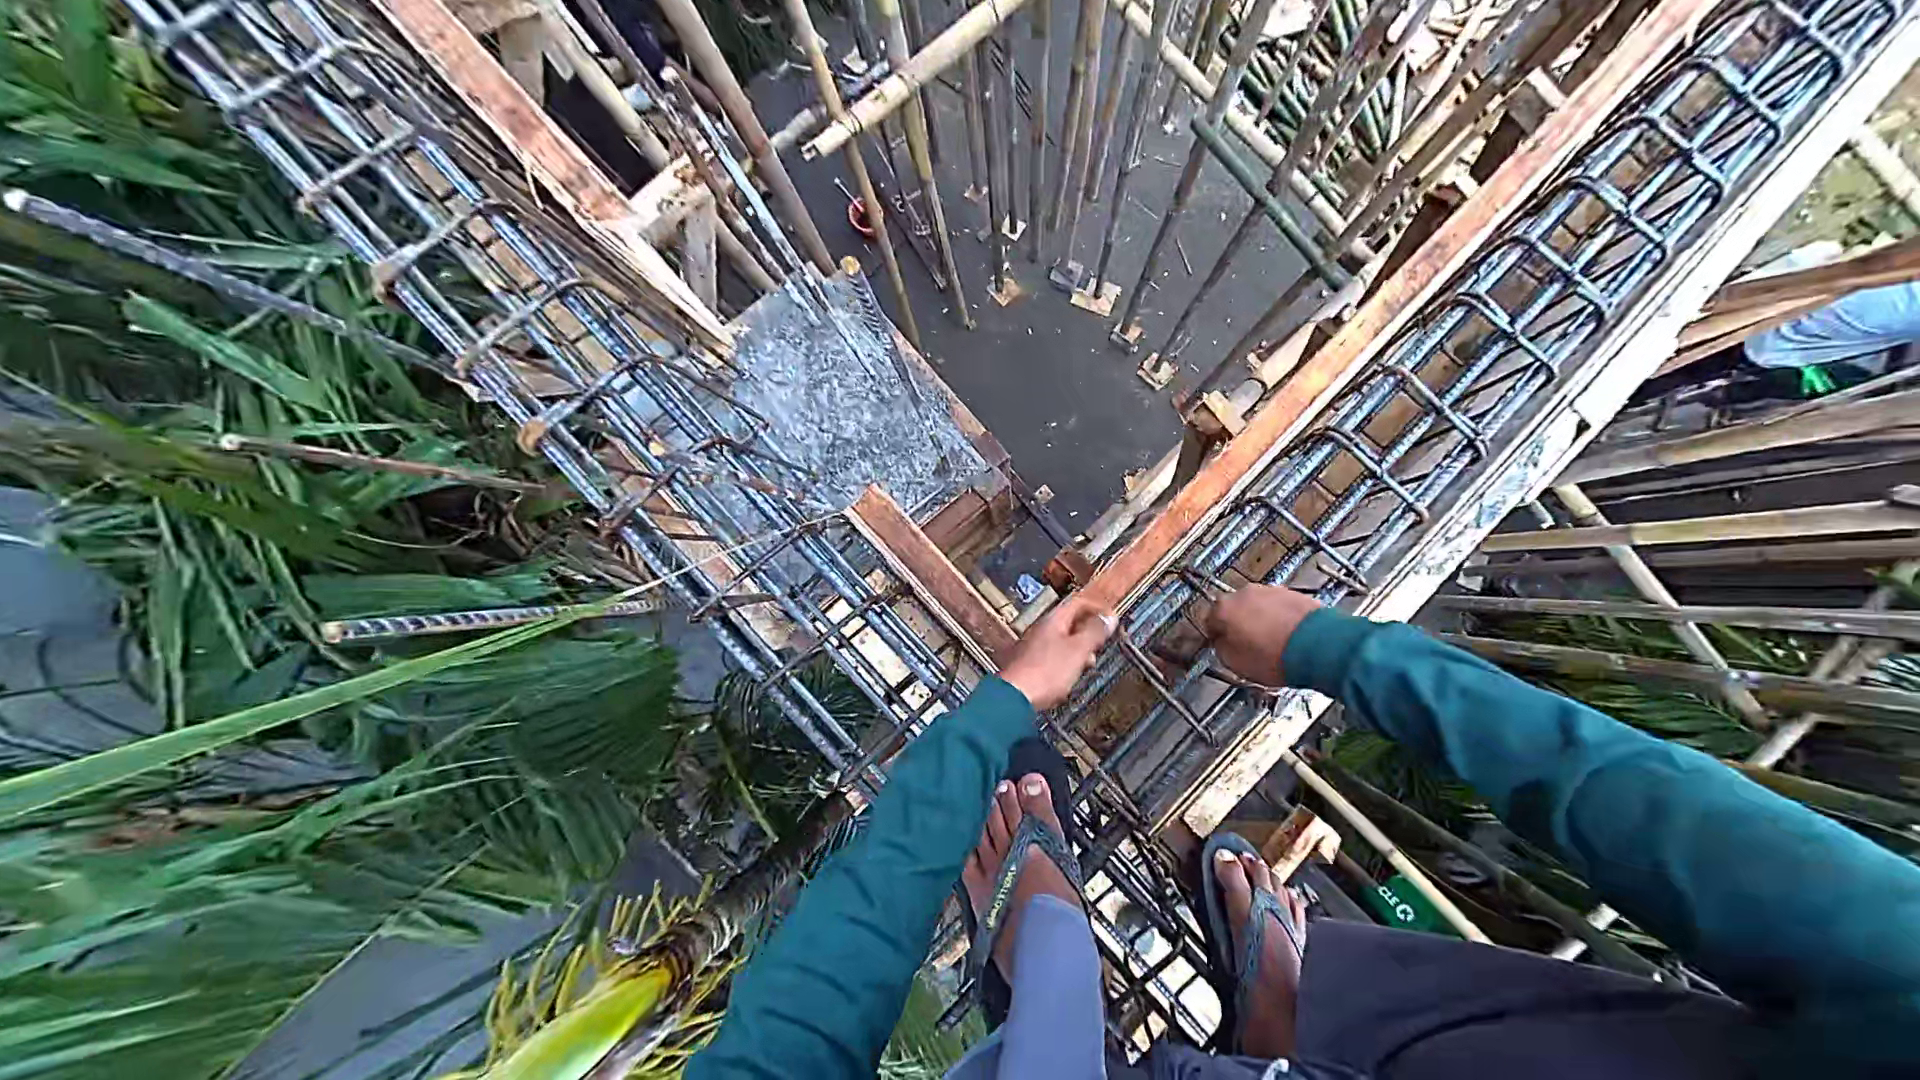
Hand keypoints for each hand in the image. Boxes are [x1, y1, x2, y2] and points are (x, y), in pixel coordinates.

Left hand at [999, 595, 1116, 709]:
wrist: (1017, 697)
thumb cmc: (1044, 672)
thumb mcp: (1078, 649)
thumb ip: (1094, 632)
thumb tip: (1108, 619)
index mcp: (1053, 620)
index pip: (1078, 603)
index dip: (1097, 608)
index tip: (1111, 618)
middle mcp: (1043, 630)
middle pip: (1071, 621)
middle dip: (1090, 630)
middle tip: (1103, 639)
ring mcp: (1036, 647)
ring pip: (1065, 640)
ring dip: (1081, 648)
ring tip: (1090, 660)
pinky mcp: (1034, 664)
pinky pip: (1056, 656)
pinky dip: (1070, 661)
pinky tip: (1073, 673)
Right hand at [1203, 584, 1320, 685]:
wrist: (1320, 646)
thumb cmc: (1278, 656)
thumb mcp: (1235, 663)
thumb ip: (1222, 649)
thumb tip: (1222, 645)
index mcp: (1223, 609)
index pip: (1209, 620)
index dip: (1216, 636)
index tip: (1223, 645)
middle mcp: (1243, 595)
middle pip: (1234, 609)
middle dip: (1239, 625)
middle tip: (1249, 646)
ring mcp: (1270, 592)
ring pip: (1257, 606)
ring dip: (1261, 620)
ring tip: (1273, 643)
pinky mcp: (1293, 593)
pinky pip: (1279, 607)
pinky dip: (1281, 618)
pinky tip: (1288, 637)